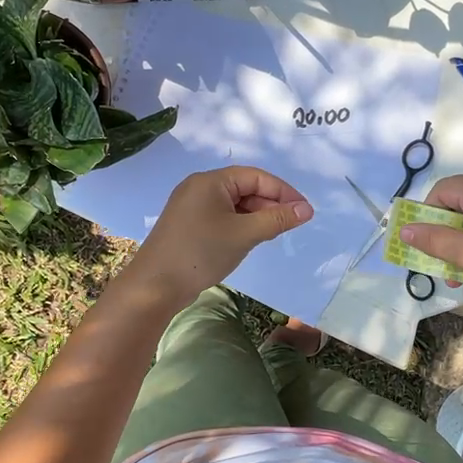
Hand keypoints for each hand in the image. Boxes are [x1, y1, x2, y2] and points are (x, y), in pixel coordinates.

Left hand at [125, 167, 313, 306]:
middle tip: (291, 225)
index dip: (283, 191)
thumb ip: (277, 220)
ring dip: (257, 216)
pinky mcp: (189, 225)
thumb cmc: (201, 253)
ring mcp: (192, 207)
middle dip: (270, 204)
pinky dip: (241, 225)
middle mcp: (199, 187)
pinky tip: (251, 240)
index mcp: (210, 181)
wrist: (155, 286)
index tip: (304, 211)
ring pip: (234, 205)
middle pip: (245, 188)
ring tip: (274, 234)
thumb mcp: (244, 235)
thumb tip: (307, 210)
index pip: (255, 176)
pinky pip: (223, 217)